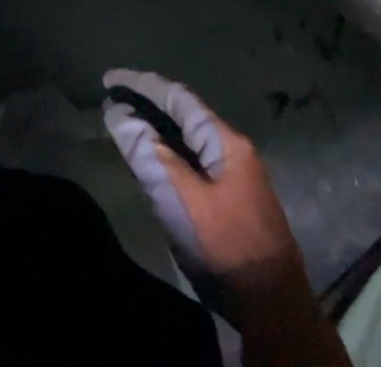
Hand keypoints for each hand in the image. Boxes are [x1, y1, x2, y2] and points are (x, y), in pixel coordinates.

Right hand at [102, 70, 307, 307]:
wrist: (271, 301)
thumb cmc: (225, 244)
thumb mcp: (180, 197)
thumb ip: (149, 153)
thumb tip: (119, 113)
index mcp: (225, 142)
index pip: (178, 98)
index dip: (142, 84)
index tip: (109, 79)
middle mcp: (233, 148)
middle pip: (184, 112)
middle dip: (146, 101)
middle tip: (110, 96)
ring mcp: (235, 171)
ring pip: (188, 135)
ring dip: (156, 124)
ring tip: (122, 118)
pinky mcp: (231, 192)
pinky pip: (193, 155)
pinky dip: (167, 146)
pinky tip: (150, 151)